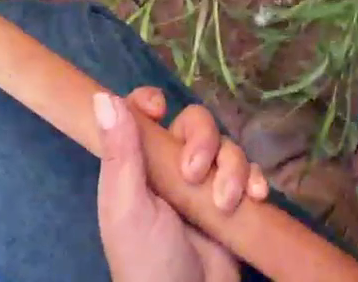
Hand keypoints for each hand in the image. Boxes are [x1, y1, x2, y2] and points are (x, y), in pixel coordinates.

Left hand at [94, 89, 269, 281]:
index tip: (160, 110)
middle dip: (203, 142)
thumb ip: (120, 154)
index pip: (143, 114)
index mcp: (137, 166)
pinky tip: (256, 197)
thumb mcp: (128, 209)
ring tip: (225, 202)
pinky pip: (250, 171)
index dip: (152, 102)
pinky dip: (255, 179)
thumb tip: (101, 96)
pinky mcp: (233, 200)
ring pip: (226, 146)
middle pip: (195, 123)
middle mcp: (170, 168)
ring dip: (231, 168)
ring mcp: (204, 184)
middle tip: (194, 174)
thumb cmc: (146, 261)